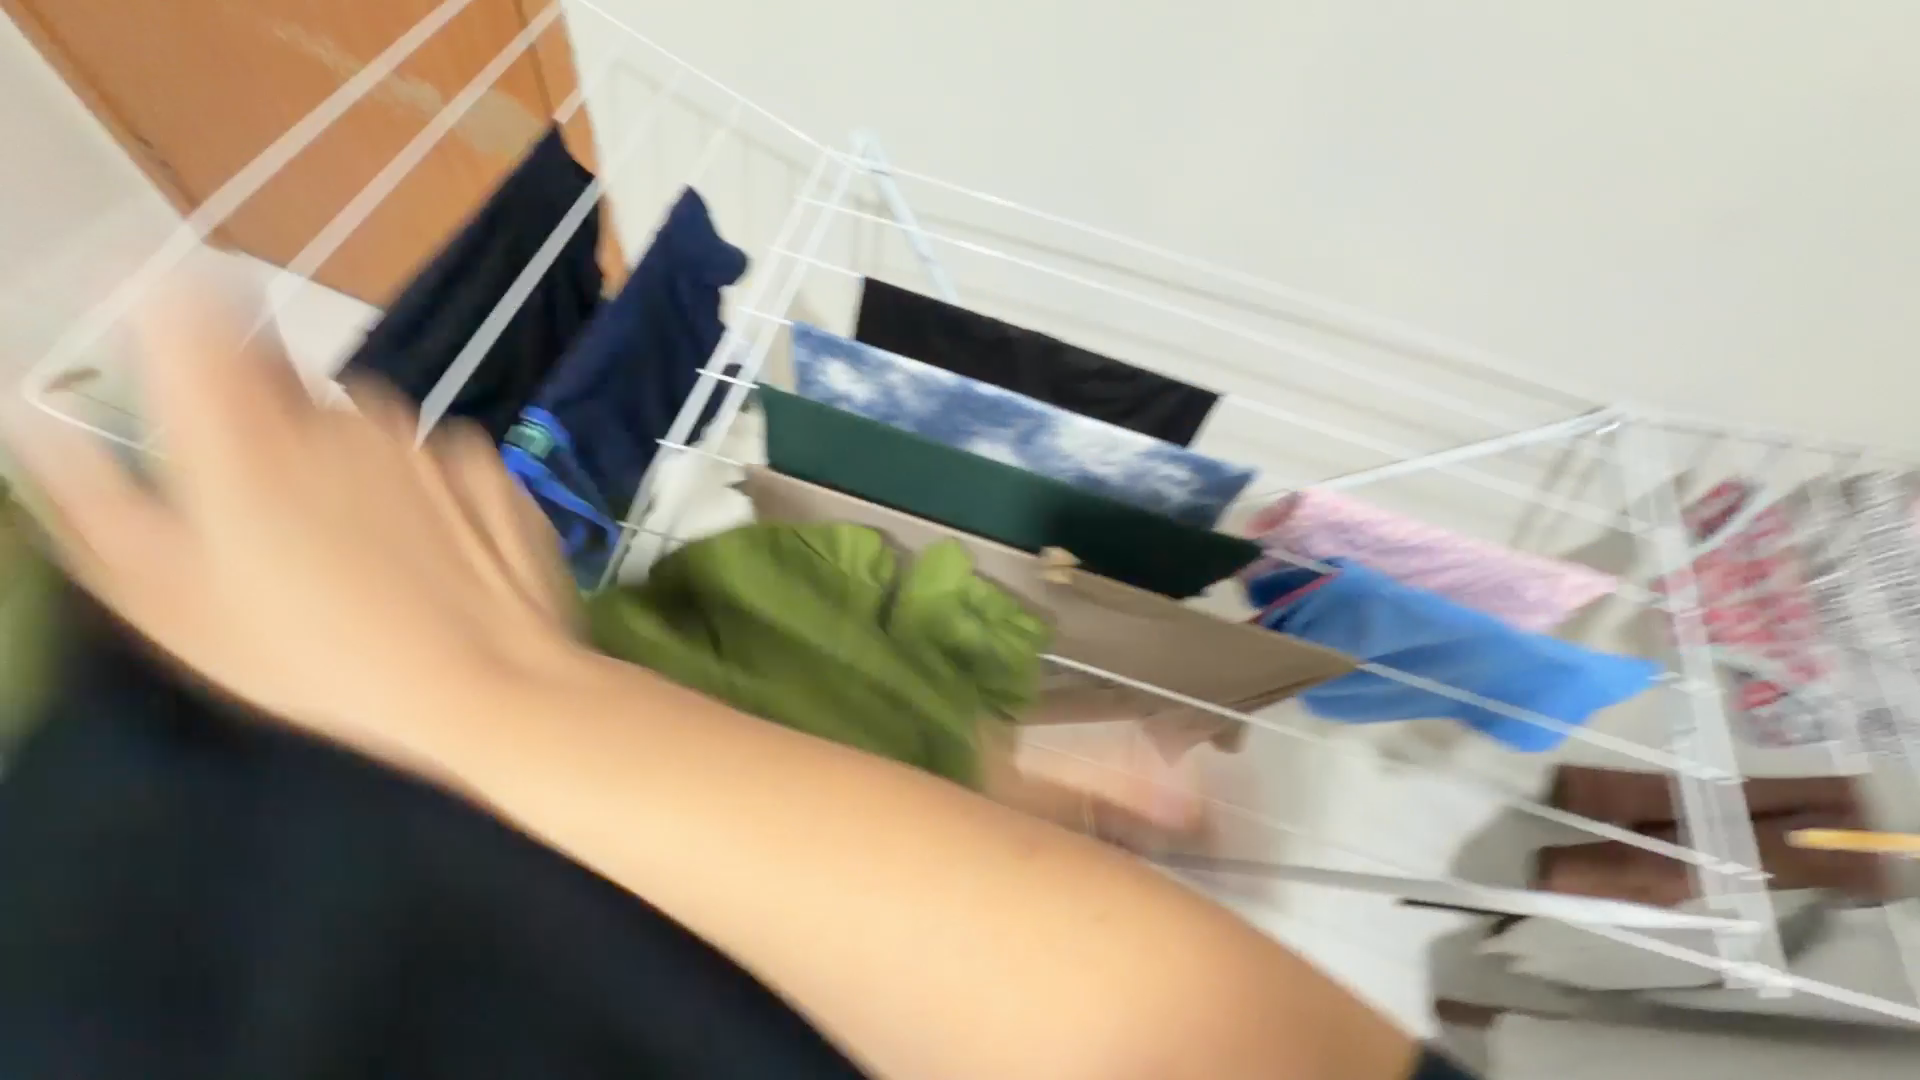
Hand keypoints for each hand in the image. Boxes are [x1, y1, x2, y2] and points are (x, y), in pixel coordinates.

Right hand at [5, 274, 584, 765]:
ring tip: (377, 554)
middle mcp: (342, 418)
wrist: (484, 679)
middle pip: (293, 393)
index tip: (191, 353)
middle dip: (283, 437)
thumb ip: (103, 506)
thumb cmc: (318, 655)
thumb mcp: (175, 603)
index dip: (188, 324)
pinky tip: (443, 554)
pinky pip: (445, 462)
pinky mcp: (494, 468)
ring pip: (375, 433)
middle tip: (294, 527)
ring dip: (364, 470)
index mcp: (244, 436)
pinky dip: (436, 493)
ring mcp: (430, 440)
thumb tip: (53, 435)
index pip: (197, 325)